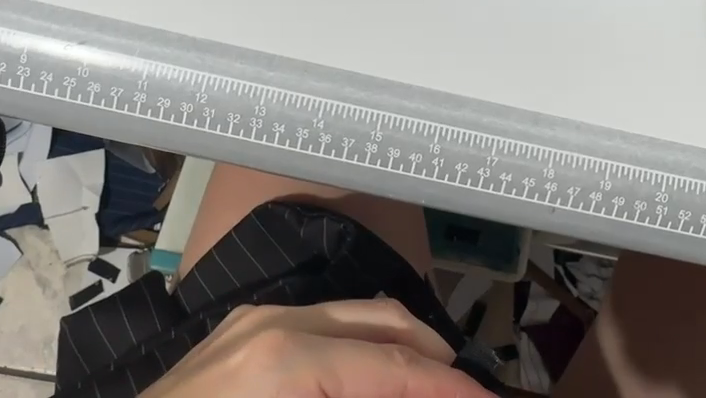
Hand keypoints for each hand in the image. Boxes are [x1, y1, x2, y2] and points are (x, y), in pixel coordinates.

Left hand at [140, 299, 491, 397]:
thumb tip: (411, 391)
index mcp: (290, 359)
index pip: (391, 364)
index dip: (446, 386)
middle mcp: (278, 322)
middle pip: (381, 319)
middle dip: (431, 354)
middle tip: (463, 391)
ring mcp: (256, 319)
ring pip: (353, 314)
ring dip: (395, 347)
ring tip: (423, 384)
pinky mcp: (242, 330)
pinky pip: (320, 325)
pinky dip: (357, 346)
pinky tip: (367, 377)